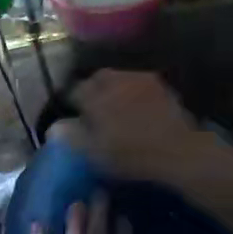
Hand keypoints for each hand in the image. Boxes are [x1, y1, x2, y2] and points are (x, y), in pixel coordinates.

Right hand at [59, 70, 211, 183]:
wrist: (178, 150)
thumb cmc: (131, 154)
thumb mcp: (94, 152)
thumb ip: (72, 136)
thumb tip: (54, 127)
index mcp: (94, 95)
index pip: (73, 92)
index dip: (71, 104)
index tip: (72, 116)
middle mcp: (115, 79)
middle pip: (97, 79)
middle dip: (92, 91)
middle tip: (94, 110)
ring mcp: (140, 79)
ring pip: (119, 79)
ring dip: (114, 89)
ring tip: (116, 108)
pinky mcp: (161, 85)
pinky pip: (139, 84)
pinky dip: (134, 93)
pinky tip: (138, 108)